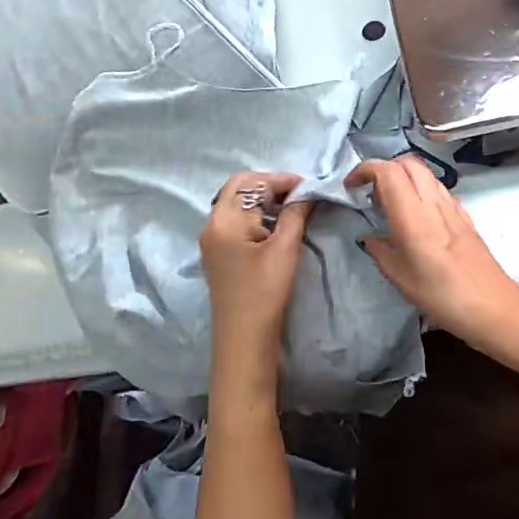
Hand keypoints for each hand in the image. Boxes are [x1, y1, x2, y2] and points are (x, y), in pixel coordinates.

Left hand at [200, 172, 315, 377]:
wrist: (244, 339)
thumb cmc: (264, 292)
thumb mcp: (285, 249)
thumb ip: (295, 214)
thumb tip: (307, 192)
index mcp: (223, 219)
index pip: (248, 182)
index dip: (279, 180)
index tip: (307, 188)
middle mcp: (211, 225)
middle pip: (239, 190)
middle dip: (270, 188)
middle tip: (301, 197)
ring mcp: (212, 241)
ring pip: (237, 206)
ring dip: (264, 203)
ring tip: (293, 210)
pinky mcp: (218, 255)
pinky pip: (235, 224)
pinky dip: (256, 218)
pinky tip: (277, 227)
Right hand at [348, 156, 518, 347]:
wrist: (493, 308)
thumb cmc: (441, 296)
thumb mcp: (399, 277)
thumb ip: (379, 250)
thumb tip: (369, 237)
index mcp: (413, 215)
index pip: (387, 171)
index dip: (364, 170)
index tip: (351, 186)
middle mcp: (434, 203)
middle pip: (408, 162)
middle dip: (384, 168)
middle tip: (369, 191)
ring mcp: (452, 207)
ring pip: (425, 173)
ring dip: (403, 177)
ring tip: (389, 203)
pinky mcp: (465, 217)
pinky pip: (438, 190)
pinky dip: (420, 190)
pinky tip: (415, 216)